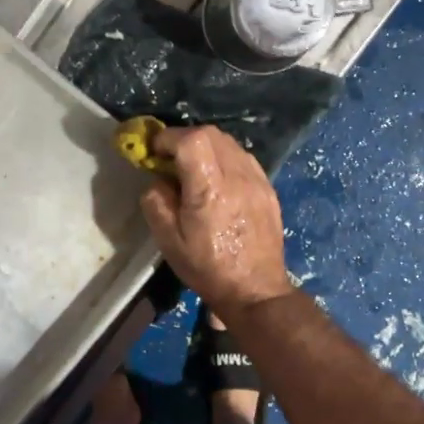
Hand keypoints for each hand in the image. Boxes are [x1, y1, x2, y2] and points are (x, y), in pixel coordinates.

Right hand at [140, 126, 292, 314]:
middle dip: (185, 138)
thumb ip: (156, 202)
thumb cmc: (207, 267)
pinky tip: (217, 180)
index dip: (168, 138)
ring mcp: (257, 180)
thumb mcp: (168, 240)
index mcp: (209, 190)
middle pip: (211, 133)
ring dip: (205, 146)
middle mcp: (237, 177)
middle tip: (171, 158)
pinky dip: (224, 158)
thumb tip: (159, 180)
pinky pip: (242, 158)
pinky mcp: (268, 188)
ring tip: (193, 168)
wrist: (254, 290)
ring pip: (228, 142)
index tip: (155, 152)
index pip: (192, 140)